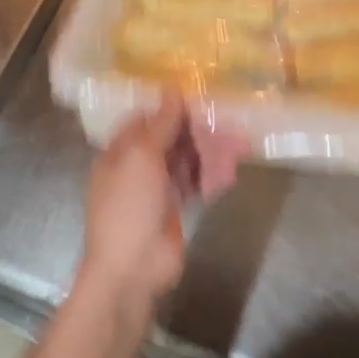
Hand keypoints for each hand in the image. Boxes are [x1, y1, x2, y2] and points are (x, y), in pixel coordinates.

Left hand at [81, 93, 243, 300]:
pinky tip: (229, 171)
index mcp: (120, 150)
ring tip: (239, 146)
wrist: (131, 269)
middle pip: (170, 139)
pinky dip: (210, 176)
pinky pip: (194, 183)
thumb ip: (160, 124)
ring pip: (185, 161)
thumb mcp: (141, 157)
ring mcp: (155, 189)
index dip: (171, 107)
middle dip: (198, 131)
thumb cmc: (129, 207)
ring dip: (209, 153)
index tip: (201, 96)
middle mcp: (136, 166)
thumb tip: (171, 88)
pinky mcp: (174, 208)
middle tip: (229, 123)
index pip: (146, 119)